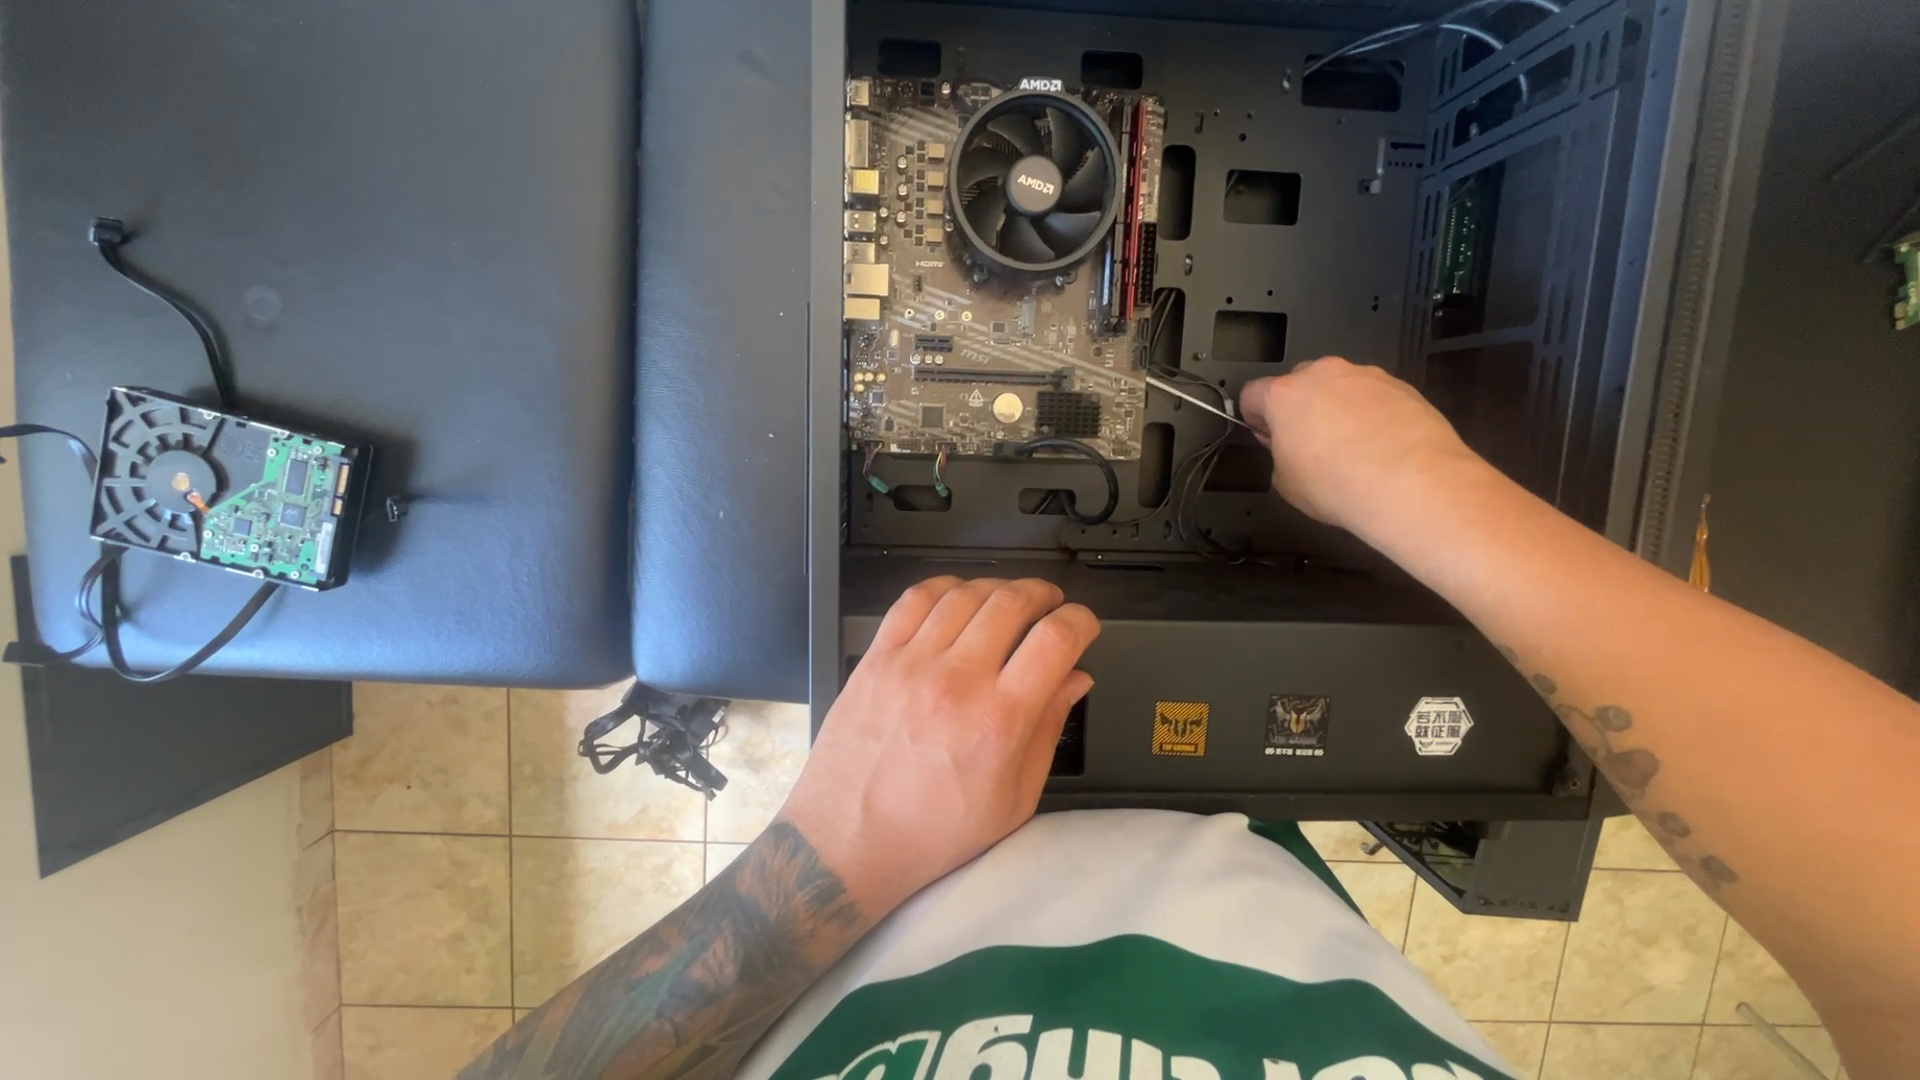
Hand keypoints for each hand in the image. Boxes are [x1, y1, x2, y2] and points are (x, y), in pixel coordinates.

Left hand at [778, 577, 1098, 913]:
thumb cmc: (932, 832)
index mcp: (999, 720)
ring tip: (1008, 601)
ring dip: (998, 588)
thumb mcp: (1013, 800)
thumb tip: (1075, 680)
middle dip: (1043, 594)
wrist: (849, 841)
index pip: (1056, 638)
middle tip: (1050, 604)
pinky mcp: (877, 659)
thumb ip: (1048, 731)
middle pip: (1013, 602)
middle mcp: (957, 681)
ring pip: (966, 593)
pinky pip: (914, 599)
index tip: (1084, 625)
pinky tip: (957, 597)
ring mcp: (912, 664)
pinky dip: (944, 587)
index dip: (1082, 620)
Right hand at [1239, 356, 1485, 532]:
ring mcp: (1366, 377)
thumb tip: (1292, 451)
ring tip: (1349, 450)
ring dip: (1337, 409)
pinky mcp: (1402, 386)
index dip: (1254, 418)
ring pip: (1339, 388)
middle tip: (1306, 444)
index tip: (1265, 435)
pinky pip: (1374, 397)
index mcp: (1285, 394)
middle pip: (1298, 383)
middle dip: (1299, 408)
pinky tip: (1378, 448)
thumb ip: (1280, 455)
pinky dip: (1371, 416)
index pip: (1253, 394)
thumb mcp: (1286, 483)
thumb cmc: (1340, 483)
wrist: (1412, 484)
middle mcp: (1324, 375)